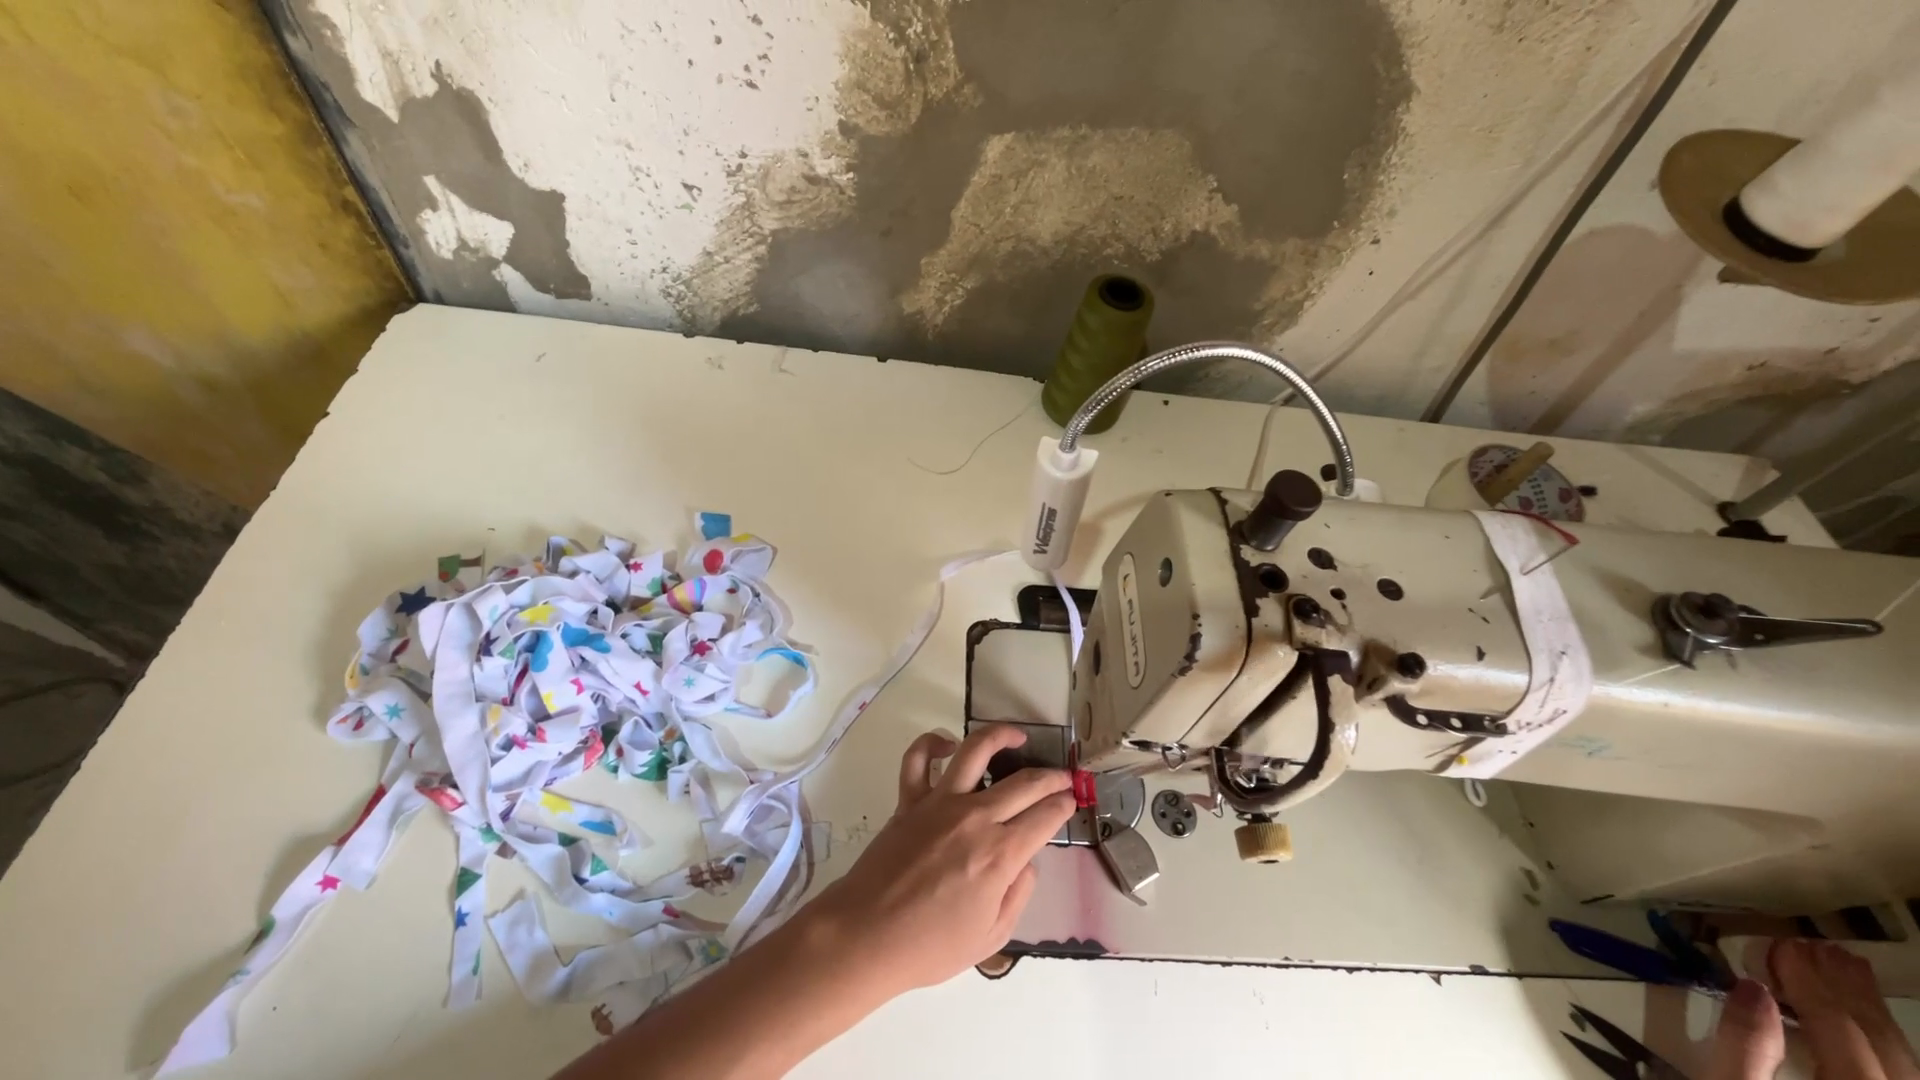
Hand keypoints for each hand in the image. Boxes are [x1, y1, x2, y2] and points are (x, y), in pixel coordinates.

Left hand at [807, 724, 1075, 997]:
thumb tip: (1027, 861)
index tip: (1071, 802)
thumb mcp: (991, 936)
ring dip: (1001, 736)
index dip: (1064, 806)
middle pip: (1024, 782)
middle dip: (1052, 776)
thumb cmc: (930, 946)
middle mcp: (975, 818)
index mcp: (1000, 854)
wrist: (866, 936)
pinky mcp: (909, 801)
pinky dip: (932, 743)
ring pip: (975, 750)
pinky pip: (917, 759)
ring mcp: (939, 803)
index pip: (1046, 816)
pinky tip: (948, 744)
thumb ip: (1018, 894)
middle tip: (1063, 777)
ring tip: (1017, 736)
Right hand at [1708, 939, 1919, 1079]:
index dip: (1807, 982)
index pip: (1837, 1027)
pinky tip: (1860, 1011)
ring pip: (1898, 1052)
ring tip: (1837, 963)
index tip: (1781, 945)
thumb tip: (1750, 988)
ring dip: (1864, 1004)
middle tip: (1809, 945)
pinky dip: (1878, 1031)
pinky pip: (1901, 1066)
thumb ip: (1742, 1049)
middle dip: (1840, 987)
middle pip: (1876, 1037)